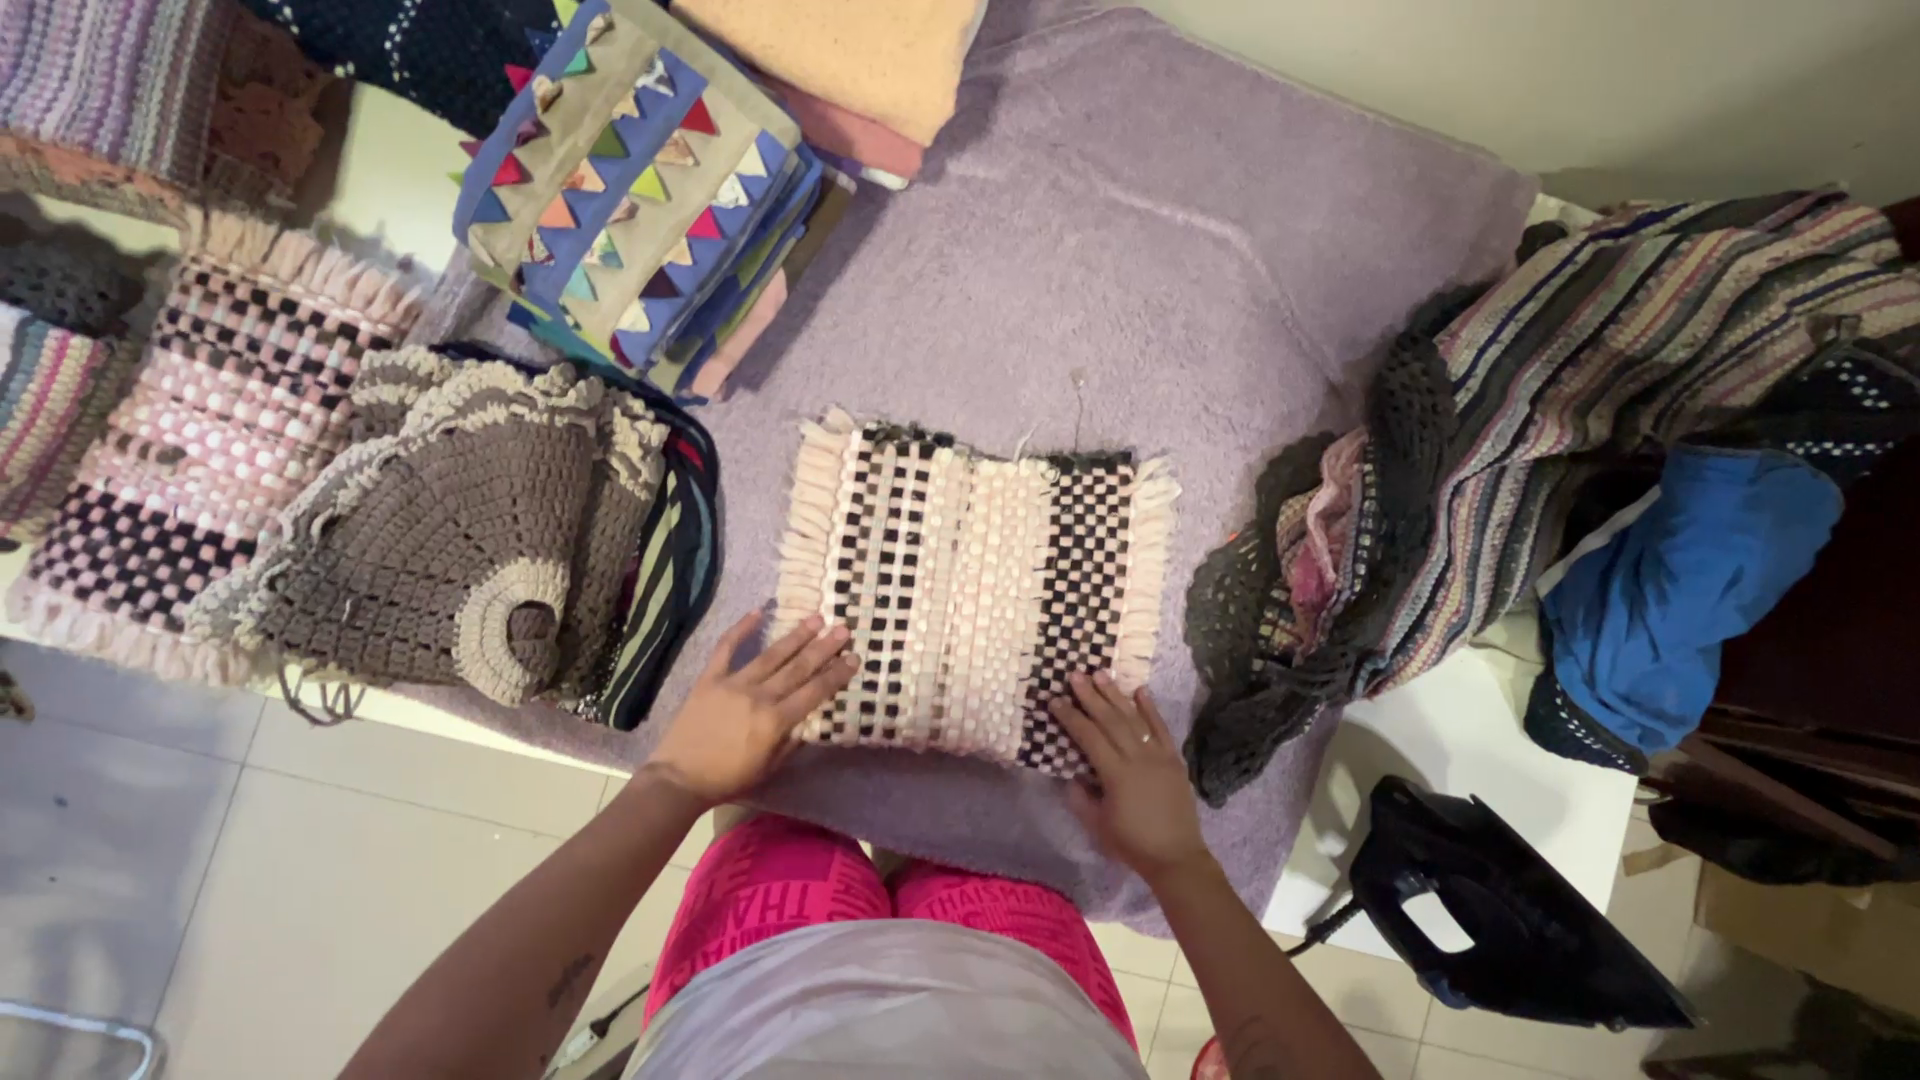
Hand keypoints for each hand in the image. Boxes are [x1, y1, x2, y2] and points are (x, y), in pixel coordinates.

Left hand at [642, 610, 855, 806]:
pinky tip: (758, 612)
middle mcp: (759, 697)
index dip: (837, 674)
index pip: (815, 692)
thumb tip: (810, 717)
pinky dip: (741, 629)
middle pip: (798, 667)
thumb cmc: (729, 778)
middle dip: (824, 648)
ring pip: (771, 654)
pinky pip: (726, 648)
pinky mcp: (710, 679)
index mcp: (775, 721)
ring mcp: (733, 684)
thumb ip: (792, 741)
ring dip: (795, 636)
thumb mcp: (770, 767)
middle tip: (843, 629)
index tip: (854, 657)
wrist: (679, 779)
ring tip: (815, 619)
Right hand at [1051, 672, 1213, 883]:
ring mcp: (1159, 756)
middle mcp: (1137, 758)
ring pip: (1134, 718)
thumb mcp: (1097, 825)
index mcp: (1116, 774)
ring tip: (1101, 673)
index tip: (1055, 700)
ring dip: (1116, 695)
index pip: (1089, 737)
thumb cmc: (1132, 844)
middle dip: (1091, 696)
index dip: (1070, 717)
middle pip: (1110, 720)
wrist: (1176, 857)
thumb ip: (1080, 798)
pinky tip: (1140, 691)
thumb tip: (1072, 774)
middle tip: (1075, 674)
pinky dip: (1150, 709)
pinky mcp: (1174, 759)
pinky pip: (1161, 729)